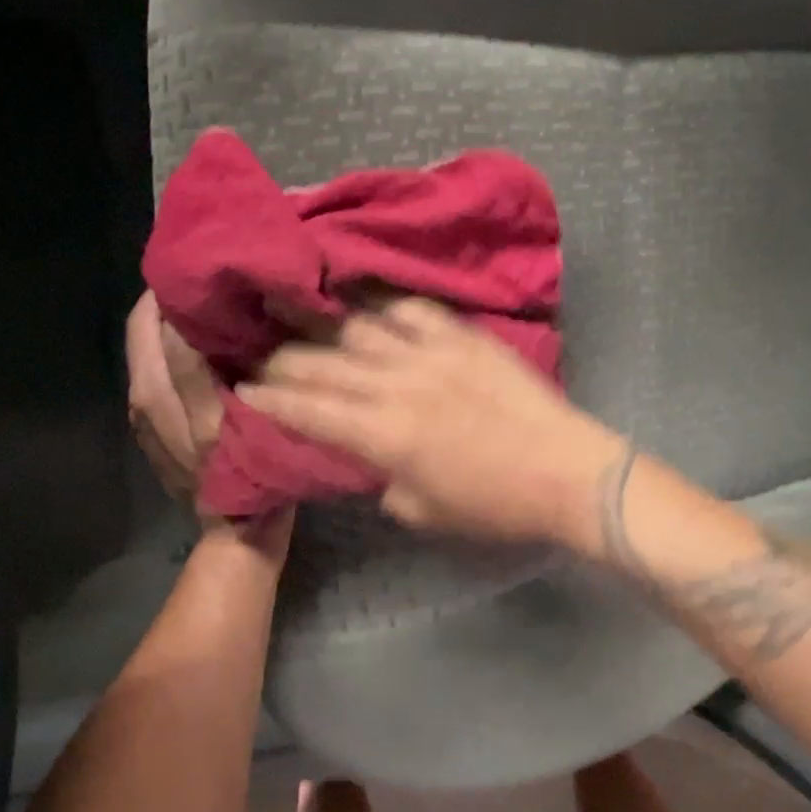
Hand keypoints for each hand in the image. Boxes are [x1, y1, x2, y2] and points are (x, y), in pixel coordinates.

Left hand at [125, 291, 227, 527]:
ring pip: (163, 348)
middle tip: (227, 281)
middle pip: (151, 329)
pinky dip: (192, 351)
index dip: (173, 287)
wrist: (237, 534)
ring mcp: (153, 411)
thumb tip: (185, 310)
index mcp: (149, 388)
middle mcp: (141, 393)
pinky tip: (228, 349)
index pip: (146, 317)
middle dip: (182, 301)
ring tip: (232, 308)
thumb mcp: (216, 418)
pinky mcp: (168, 424)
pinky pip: (174, 370)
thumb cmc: (235, 473)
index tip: (212, 266)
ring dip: (189, 326)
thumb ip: (195, 366)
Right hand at [238, 297, 623, 551]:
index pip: (312, 411)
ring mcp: (433, 354)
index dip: (272, 400)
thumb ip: (385, 480)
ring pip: (362, 330)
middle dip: (285, 361)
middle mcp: (399, 385)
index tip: (244, 389)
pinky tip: (367, 301)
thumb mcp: (425, 511)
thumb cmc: (495, 505)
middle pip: (325, 365)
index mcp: (385, 434)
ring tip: (294, 310)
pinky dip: (386, 304)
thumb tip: (371, 459)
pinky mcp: (465, 337)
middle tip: (258, 354)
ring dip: (323, 323)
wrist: (566, 471)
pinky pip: (415, 310)